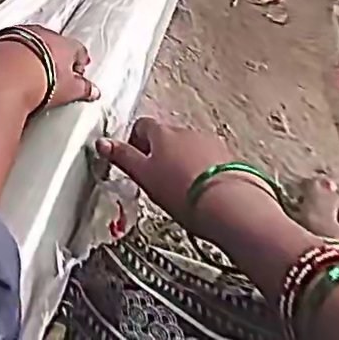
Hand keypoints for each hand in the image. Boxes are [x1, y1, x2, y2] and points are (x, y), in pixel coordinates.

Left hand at [0, 25, 96, 112]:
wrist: (8, 72)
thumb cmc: (42, 79)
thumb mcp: (70, 90)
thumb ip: (84, 88)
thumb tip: (94, 91)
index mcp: (65, 44)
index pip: (78, 49)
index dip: (80, 61)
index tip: (78, 71)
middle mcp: (44, 33)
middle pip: (55, 43)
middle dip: (56, 56)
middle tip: (56, 72)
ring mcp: (22, 33)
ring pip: (34, 40)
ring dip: (36, 51)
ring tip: (35, 70)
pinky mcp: (2, 37)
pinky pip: (14, 42)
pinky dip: (17, 51)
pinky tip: (15, 65)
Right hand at [96, 119, 270, 230]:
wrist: (237, 213)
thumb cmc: (185, 192)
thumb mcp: (144, 176)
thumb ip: (122, 156)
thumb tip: (102, 143)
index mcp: (161, 132)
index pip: (141, 126)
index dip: (135, 142)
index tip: (136, 161)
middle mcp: (187, 133)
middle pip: (168, 138)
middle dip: (162, 154)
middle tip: (159, 179)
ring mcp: (214, 147)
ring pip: (192, 151)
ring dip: (187, 164)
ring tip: (185, 192)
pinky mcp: (237, 165)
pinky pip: (215, 165)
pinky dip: (209, 175)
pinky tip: (208, 196)